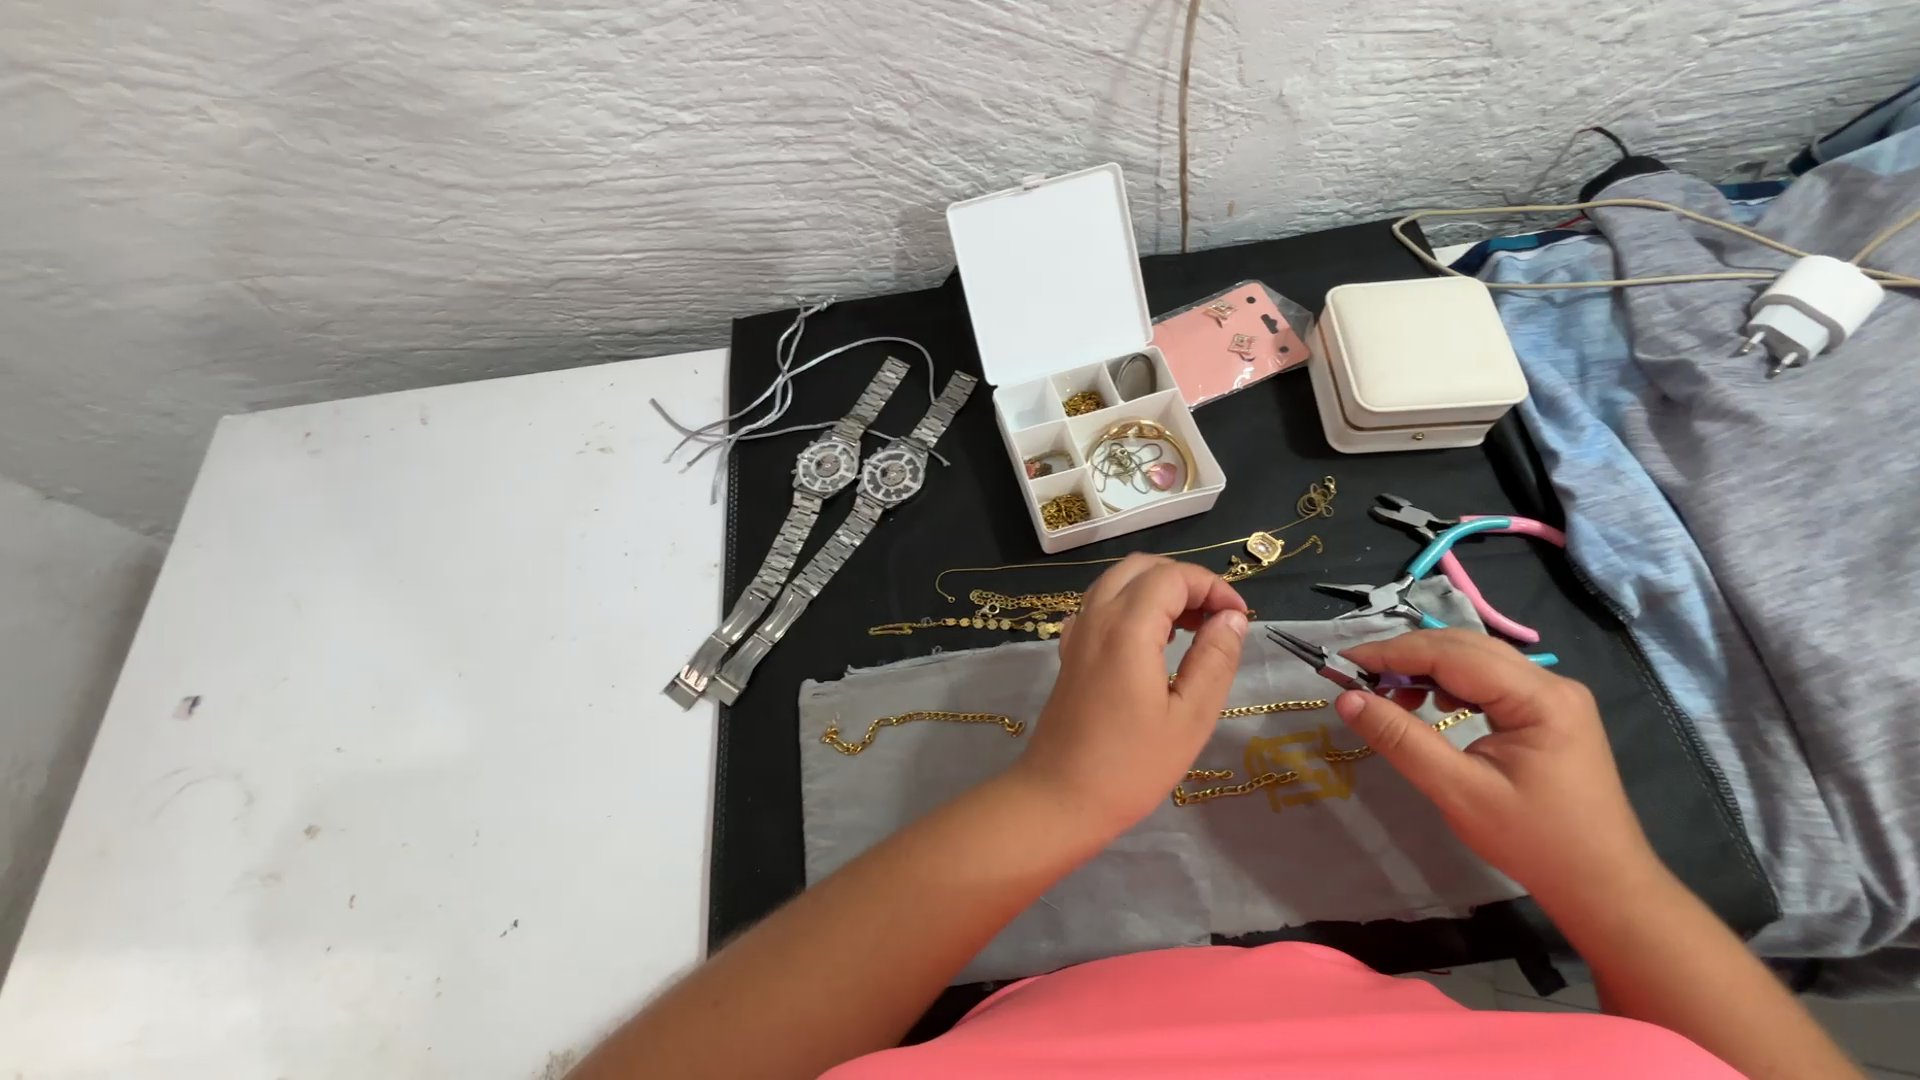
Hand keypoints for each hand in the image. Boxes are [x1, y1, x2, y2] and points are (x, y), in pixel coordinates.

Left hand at [1011, 555, 1248, 837]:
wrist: (1059, 797)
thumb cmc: (1131, 766)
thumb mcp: (1189, 718)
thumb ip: (1215, 660)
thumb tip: (1232, 618)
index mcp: (1126, 628)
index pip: (1173, 577)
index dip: (1212, 586)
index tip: (1239, 619)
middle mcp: (1096, 618)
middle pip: (1142, 568)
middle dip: (1185, 581)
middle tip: (1217, 618)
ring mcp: (1077, 633)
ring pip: (1117, 582)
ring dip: (1157, 589)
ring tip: (1192, 628)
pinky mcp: (1069, 651)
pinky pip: (1100, 605)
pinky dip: (1131, 604)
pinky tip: (1152, 641)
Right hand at [1334, 629, 1661, 904]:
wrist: (1601, 885)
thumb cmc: (1533, 841)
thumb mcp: (1457, 791)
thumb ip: (1401, 740)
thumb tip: (1346, 699)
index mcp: (1539, 698)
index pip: (1452, 654)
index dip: (1393, 653)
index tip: (1343, 663)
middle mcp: (1552, 684)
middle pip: (1464, 646)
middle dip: (1406, 656)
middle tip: (1358, 678)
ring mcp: (1553, 696)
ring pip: (1474, 658)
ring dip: (1425, 667)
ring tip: (1391, 697)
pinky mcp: (1547, 711)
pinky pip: (1487, 678)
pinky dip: (1448, 682)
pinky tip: (1431, 705)